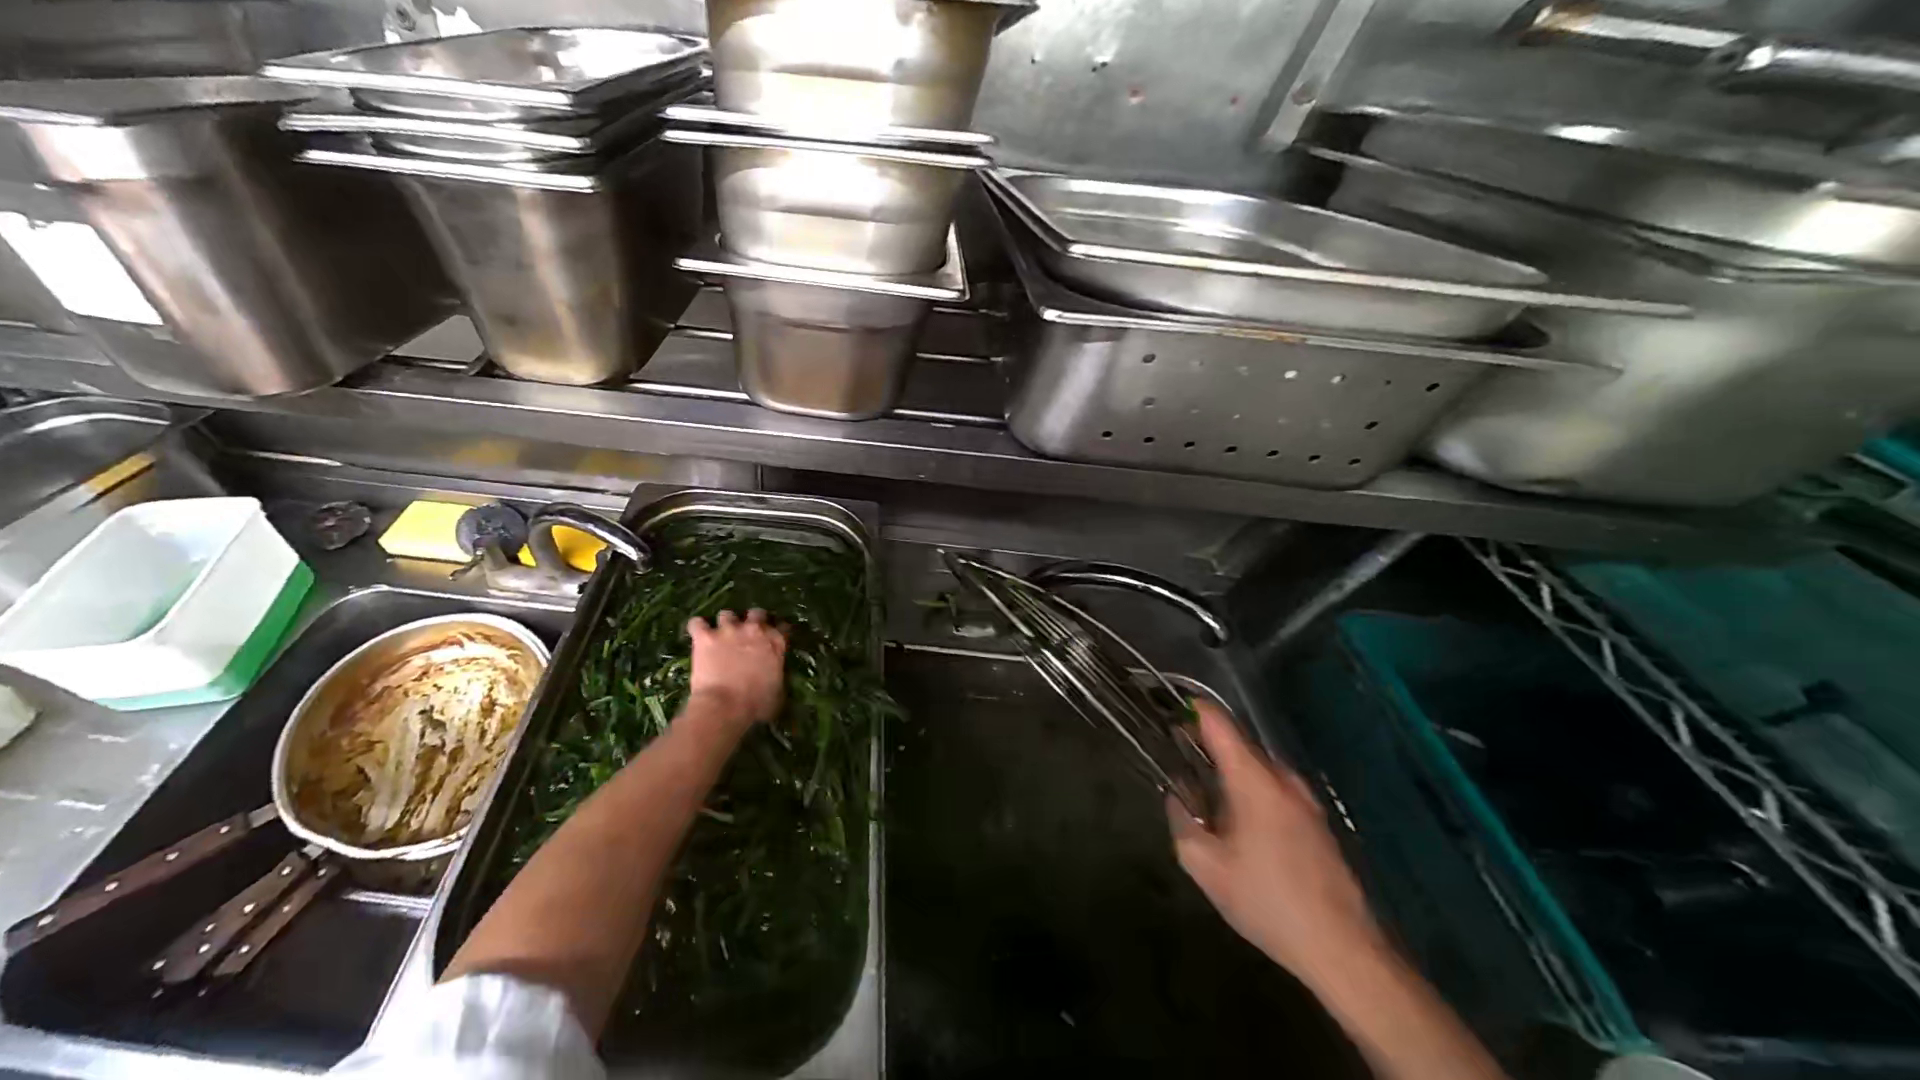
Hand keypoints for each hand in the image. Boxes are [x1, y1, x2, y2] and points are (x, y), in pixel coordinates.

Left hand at [685, 609, 787, 732]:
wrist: (726, 706)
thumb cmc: (757, 704)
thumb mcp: (778, 691)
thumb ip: (777, 675)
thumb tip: (775, 676)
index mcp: (775, 643)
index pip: (782, 627)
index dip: (776, 630)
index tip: (773, 636)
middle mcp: (754, 630)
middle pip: (756, 613)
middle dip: (752, 620)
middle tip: (746, 632)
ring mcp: (729, 630)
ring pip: (727, 614)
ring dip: (724, 623)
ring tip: (719, 634)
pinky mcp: (705, 637)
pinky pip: (697, 623)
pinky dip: (697, 628)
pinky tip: (697, 634)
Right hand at [1170, 702, 1386, 988]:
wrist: (1342, 948)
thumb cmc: (1267, 902)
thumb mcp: (1205, 866)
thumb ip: (1181, 822)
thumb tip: (1176, 797)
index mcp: (1254, 780)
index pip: (1218, 723)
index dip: (1190, 711)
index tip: (1165, 712)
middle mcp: (1283, 779)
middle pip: (1238, 744)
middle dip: (1205, 747)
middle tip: (1176, 766)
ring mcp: (1306, 799)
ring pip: (1257, 768)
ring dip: (1229, 773)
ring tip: (1204, 799)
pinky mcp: (1316, 821)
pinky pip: (1274, 789)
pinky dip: (1250, 792)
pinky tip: (1238, 826)